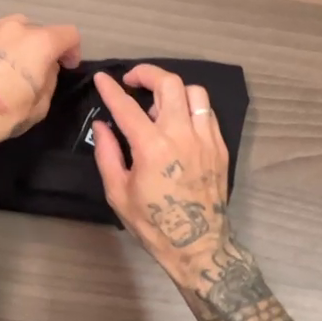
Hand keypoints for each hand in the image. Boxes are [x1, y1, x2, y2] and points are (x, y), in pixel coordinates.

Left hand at [0, 14, 82, 152]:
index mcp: (40, 43)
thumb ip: (50, 79)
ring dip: (16, 42)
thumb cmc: (2, 114)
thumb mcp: (40, 105)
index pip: (68, 34)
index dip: (72, 50)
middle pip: (38, 29)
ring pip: (11, 27)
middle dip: (42, 46)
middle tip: (34, 69)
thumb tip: (46, 68)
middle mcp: (15, 27)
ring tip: (7, 63)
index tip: (66, 66)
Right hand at [90, 64, 233, 282]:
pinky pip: (208, 112)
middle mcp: (182, 135)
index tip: (101, 77)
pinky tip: (178, 120)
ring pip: (195, 92)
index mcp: (152, 147)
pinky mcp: (220, 147)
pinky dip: (191, 107)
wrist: (198, 247)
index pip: (127, 106)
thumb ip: (107, 154)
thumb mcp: (118, 192)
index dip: (111, 88)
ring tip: (158, 103)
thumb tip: (102, 126)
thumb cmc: (152, 223)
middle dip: (148, 73)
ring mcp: (205, 139)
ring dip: (173, 89)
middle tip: (133, 80)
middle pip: (169, 84)